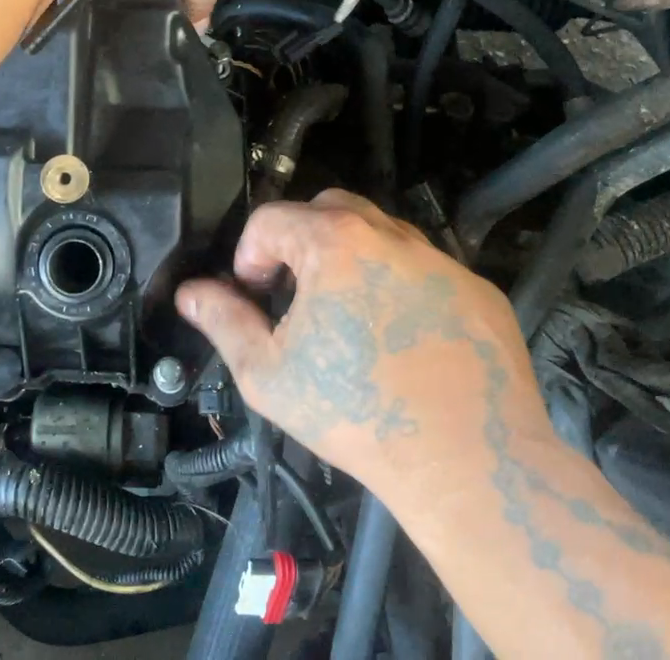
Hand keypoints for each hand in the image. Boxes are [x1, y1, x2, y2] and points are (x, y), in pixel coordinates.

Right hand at [174, 190, 555, 498]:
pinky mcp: (479, 291)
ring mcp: (442, 262)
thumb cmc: (354, 413)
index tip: (255, 294)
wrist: (465, 462)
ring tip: (349, 319)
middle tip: (296, 295)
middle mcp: (391, 235)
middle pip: (329, 208)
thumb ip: (223, 320)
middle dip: (301, 240)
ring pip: (383, 234)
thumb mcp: (267, 372)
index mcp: (335, 242)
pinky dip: (402, 288)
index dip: (250, 253)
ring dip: (354, 259)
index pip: (271, 219)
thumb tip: (191, 293)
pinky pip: (426, 271)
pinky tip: (401, 341)